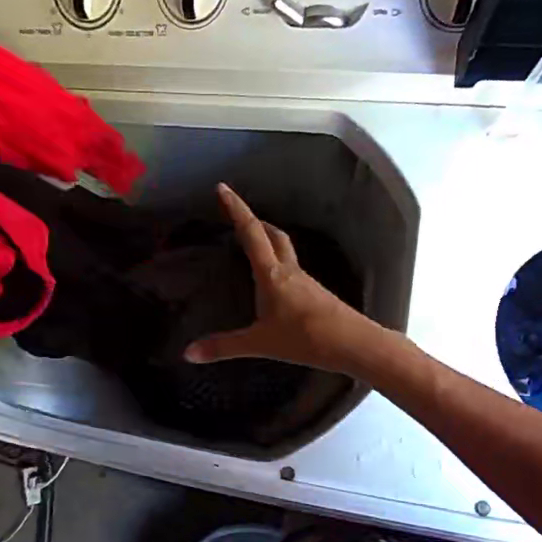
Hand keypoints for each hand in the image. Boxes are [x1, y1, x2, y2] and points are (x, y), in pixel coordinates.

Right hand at [183, 184, 383, 373]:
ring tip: (251, 245)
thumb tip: (188, 353)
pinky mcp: (315, 295)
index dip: (236, 209)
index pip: (251, 232)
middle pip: (272, 235)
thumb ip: (223, 347)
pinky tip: (273, 281)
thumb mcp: (259, 344)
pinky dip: (278, 264)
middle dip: (254, 221)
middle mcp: (289, 271)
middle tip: (238, 216)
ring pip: (284, 251)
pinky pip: (292, 270)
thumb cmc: (305, 338)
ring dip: (268, 241)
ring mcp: (305, 282)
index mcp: (271, 274)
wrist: (354, 344)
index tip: (222, 189)